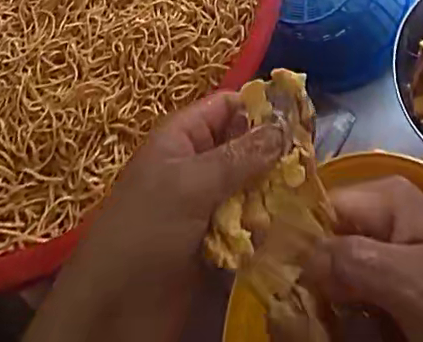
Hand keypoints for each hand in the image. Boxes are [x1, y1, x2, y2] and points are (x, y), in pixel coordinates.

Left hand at [24, 93, 285, 341]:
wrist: (109, 316)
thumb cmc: (143, 233)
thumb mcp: (189, 185)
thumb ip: (238, 156)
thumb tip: (283, 126)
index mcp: (183, 137)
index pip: (229, 106)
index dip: (262, 108)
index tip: (302, 120)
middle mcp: (197, 164)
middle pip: (245, 145)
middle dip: (276, 153)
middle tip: (313, 164)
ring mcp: (205, 205)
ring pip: (251, 185)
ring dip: (274, 192)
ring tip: (306, 198)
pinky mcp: (214, 243)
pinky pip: (248, 223)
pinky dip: (266, 226)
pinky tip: (290, 229)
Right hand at [304, 177, 422, 341]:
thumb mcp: (409, 280)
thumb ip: (350, 259)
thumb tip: (295, 256)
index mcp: (386, 197)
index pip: (320, 207)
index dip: (296, 241)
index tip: (275, 279)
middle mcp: (384, 220)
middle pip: (326, 247)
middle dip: (315, 285)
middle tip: (311, 320)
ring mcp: (393, 258)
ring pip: (338, 281)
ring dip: (332, 310)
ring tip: (338, 329)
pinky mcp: (400, 293)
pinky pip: (359, 303)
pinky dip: (352, 323)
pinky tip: (360, 335)